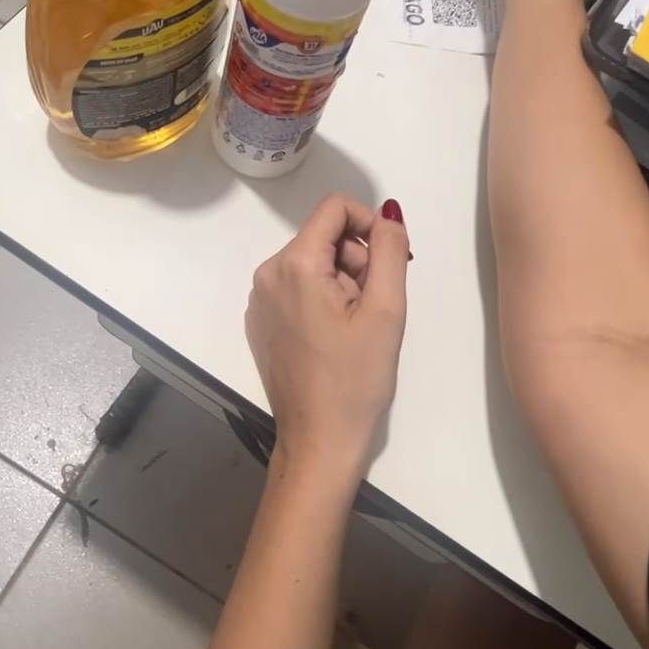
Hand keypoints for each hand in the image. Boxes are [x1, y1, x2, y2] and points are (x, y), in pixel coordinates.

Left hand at [245, 195, 410, 486]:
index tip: (390, 261)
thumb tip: (387, 211)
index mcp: (293, 264)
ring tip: (358, 326)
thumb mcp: (385, 310)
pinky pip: (297, 288)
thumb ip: (389, 250)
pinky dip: (323, 299)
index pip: (334, 208)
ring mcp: (259, 300)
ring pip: (313, 263)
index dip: (370, 225)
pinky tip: (337, 336)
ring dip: (343, 282)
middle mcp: (267, 274)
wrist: (319, 440)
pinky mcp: (261, 321)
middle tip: (377, 306)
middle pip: (323, 237)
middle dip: (358, 261)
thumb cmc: (355, 379)